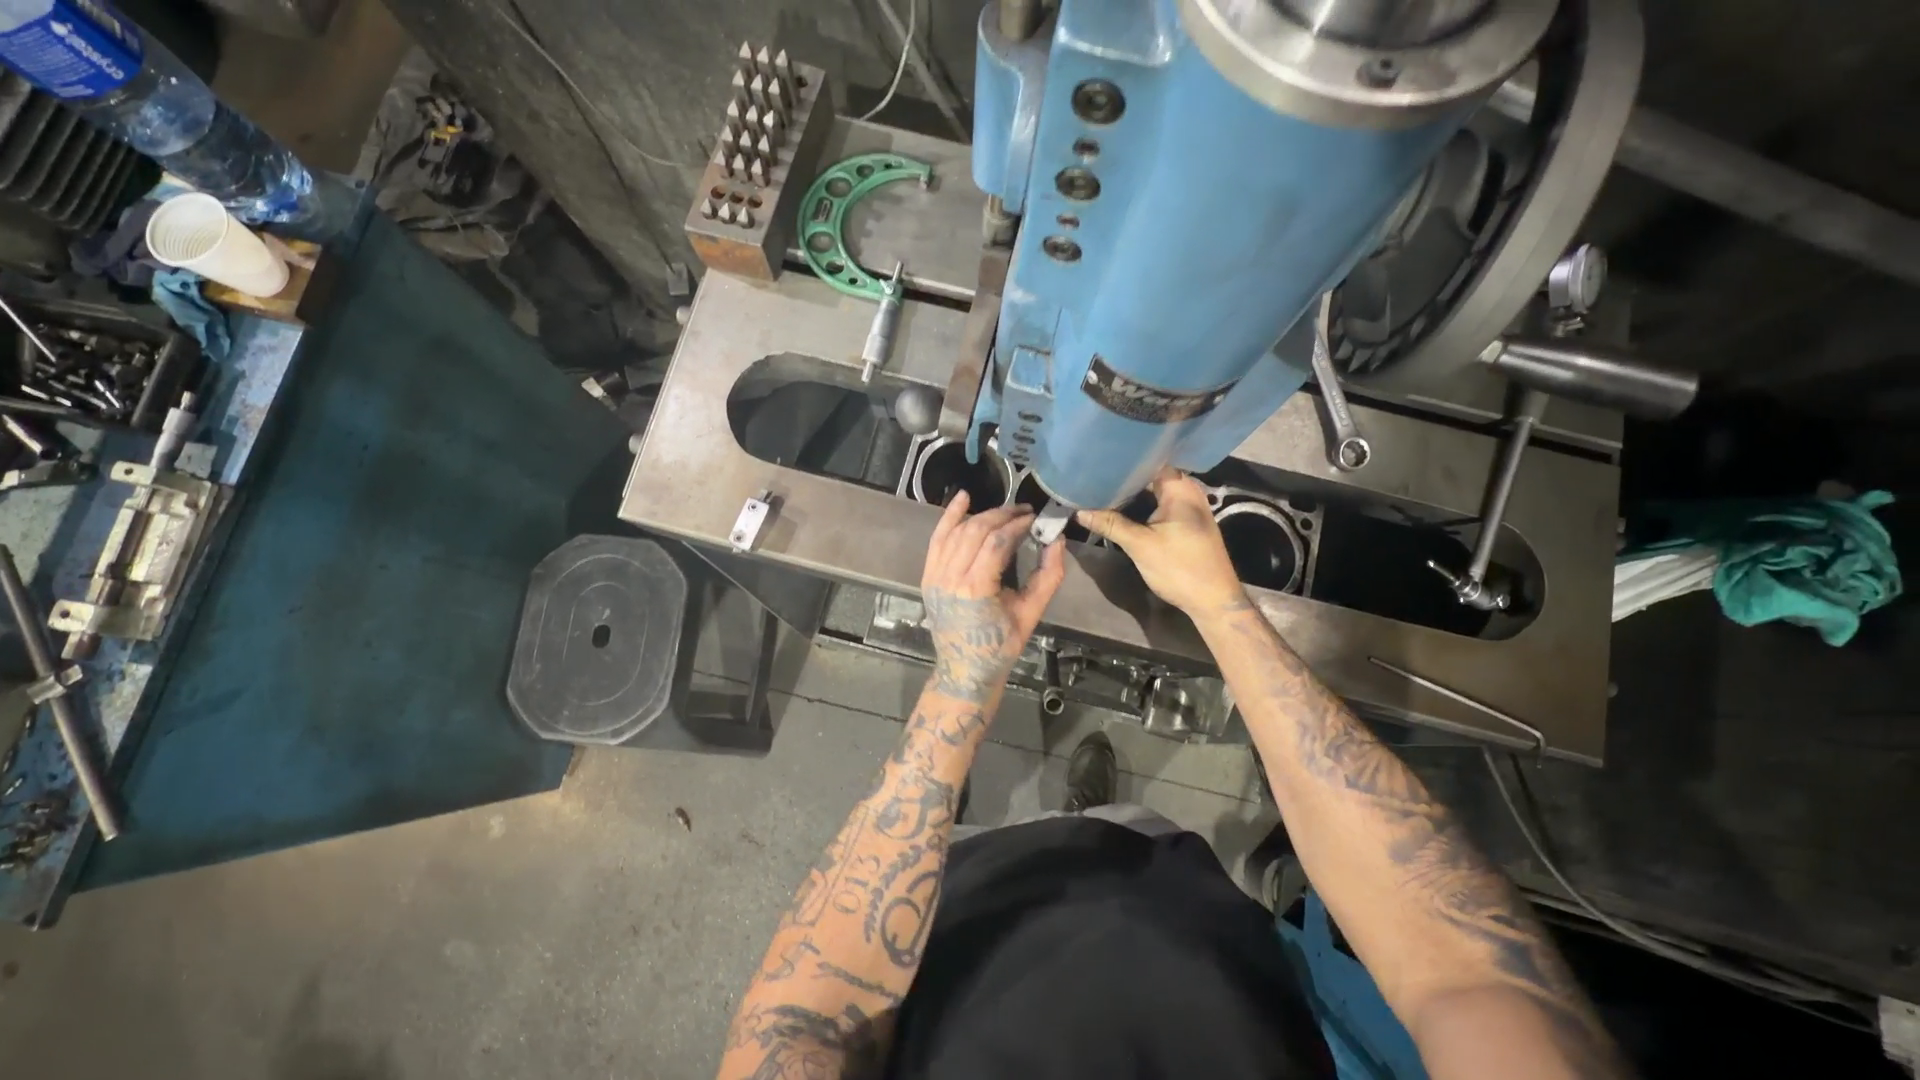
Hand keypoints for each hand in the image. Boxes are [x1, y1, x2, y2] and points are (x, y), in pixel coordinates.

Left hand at [921, 490, 1066, 701]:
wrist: (965, 669)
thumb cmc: (1000, 646)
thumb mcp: (1031, 613)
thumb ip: (1048, 576)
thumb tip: (1057, 541)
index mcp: (975, 590)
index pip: (996, 543)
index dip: (1017, 525)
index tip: (1035, 518)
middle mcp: (950, 578)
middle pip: (975, 531)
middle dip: (1002, 515)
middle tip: (1024, 511)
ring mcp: (935, 576)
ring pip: (956, 531)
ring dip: (981, 515)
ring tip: (1005, 511)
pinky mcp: (928, 575)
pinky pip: (937, 539)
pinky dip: (949, 517)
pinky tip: (962, 498)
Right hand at [1077, 468, 1246, 617]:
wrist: (1213, 600)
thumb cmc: (1180, 568)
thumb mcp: (1140, 545)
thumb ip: (1110, 524)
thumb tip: (1079, 511)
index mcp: (1180, 488)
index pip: (1149, 460)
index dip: (1124, 458)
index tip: (1098, 458)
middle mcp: (1187, 491)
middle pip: (1151, 474)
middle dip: (1124, 475)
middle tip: (1093, 472)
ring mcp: (1189, 507)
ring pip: (1155, 491)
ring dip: (1132, 491)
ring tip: (1101, 486)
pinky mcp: (1186, 522)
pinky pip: (1160, 504)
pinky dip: (1142, 504)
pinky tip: (1121, 507)